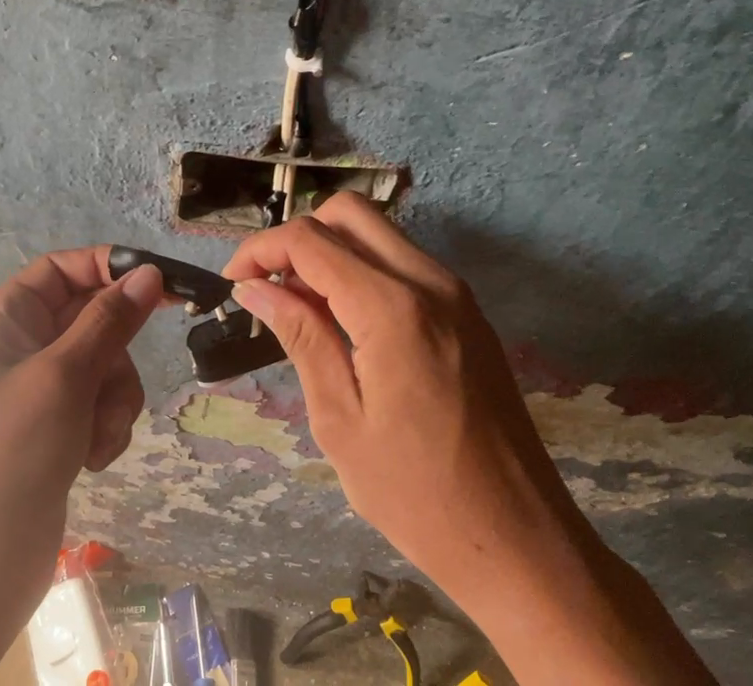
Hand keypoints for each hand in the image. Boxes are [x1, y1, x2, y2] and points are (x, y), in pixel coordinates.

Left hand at [0, 249, 162, 581]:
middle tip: (112, 389)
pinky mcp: (53, 426)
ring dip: (112, 401)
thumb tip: (148, 272)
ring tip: (94, 437)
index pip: (63, 268)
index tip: (162, 283)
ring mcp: (36, 387)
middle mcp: (19, 343)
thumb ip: (110, 321)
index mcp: (5, 316)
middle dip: (114, 357)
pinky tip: (89, 460)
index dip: (110, 268)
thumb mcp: (64, 375)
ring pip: (105, 366)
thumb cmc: (13, 448)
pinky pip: (99, 405)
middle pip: (92, 320)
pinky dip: (104, 428)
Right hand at [223, 194, 716, 684]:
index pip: (311, 240)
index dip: (260, 250)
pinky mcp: (470, 316)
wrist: (519, 540)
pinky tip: (343, 322)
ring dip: (331, 251)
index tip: (233, 283)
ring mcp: (458, 297)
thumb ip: (301, 337)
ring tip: (299, 307)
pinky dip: (363, 270)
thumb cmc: (416, 493)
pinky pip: (405, 264)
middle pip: (349, 213)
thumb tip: (255, 288)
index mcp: (393, 309)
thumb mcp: (339, 420)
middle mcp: (431, 284)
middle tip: (267, 286)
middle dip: (296, 236)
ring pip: (380, 234)